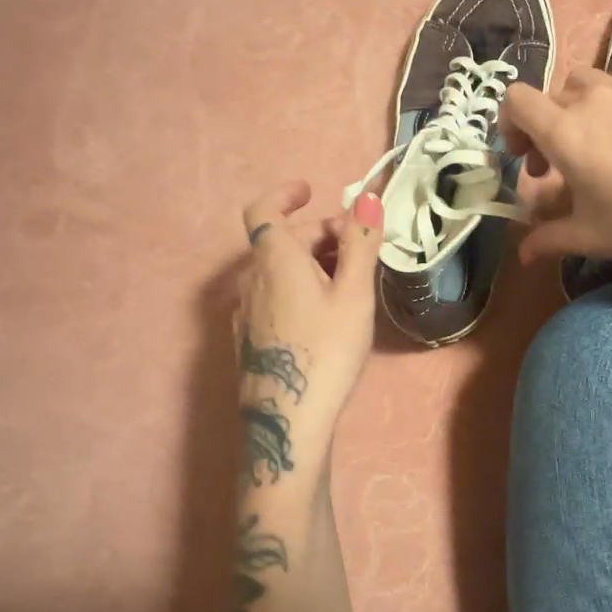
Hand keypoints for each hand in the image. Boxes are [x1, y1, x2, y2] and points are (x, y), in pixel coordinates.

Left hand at [236, 182, 382, 447]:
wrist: (288, 419)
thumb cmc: (327, 349)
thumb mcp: (354, 294)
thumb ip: (360, 245)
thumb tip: (366, 199)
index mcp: (274, 260)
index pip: (264, 210)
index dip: (284, 195)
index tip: (311, 192)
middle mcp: (252, 280)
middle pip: (280, 241)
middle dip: (318, 235)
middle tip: (358, 249)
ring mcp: (246, 311)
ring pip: (277, 271)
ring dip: (310, 263)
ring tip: (349, 284)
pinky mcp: (250, 338)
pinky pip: (273, 296)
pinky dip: (298, 288)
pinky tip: (324, 316)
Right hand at [501, 58, 611, 267]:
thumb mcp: (589, 236)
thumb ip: (547, 239)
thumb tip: (523, 255)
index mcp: (562, 131)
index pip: (515, 100)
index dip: (510, 125)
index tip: (525, 157)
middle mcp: (590, 99)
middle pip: (550, 96)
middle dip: (544, 127)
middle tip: (558, 166)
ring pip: (586, 81)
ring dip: (578, 105)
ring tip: (594, 137)